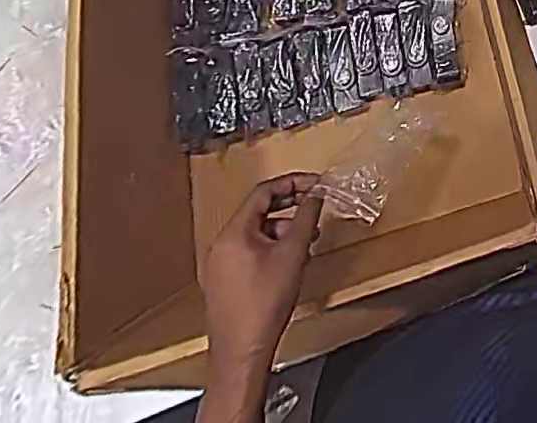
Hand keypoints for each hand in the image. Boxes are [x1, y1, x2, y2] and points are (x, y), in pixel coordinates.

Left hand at [200, 172, 324, 364]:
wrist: (242, 353)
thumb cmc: (266, 300)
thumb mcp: (293, 252)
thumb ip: (306, 216)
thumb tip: (317, 193)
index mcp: (233, 234)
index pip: (263, 192)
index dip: (292, 182)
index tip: (316, 183)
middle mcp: (221, 245)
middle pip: (258, 211)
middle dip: (290, 204)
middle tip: (315, 203)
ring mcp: (219, 265)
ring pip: (256, 232)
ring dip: (284, 228)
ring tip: (307, 238)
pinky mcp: (223, 282)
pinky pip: (250, 250)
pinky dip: (272, 245)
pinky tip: (291, 259)